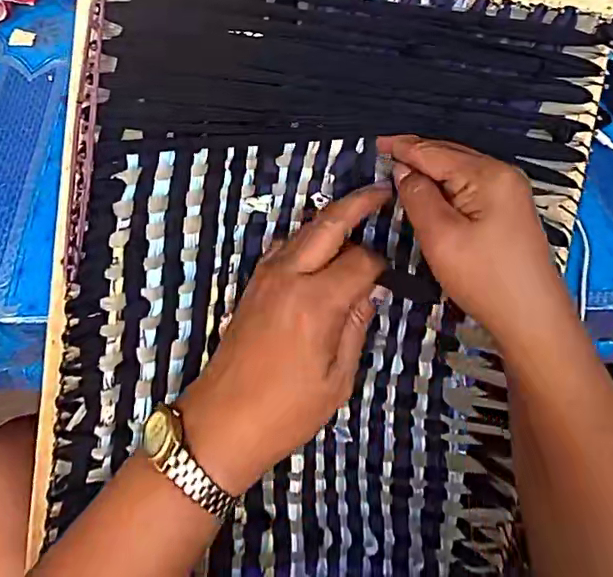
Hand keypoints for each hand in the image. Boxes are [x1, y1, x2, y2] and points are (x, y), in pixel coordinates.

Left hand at [175, 185, 389, 494]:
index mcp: (315, 302)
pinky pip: (286, 245)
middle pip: (328, 223)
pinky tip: (322, 247)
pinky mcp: (254, 281)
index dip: (381, 264)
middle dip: (358, 203)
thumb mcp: (336, 378)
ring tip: (358, 214)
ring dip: (331, 218)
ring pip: (305, 229)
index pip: (360, 261)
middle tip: (381, 191)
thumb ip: (355, 326)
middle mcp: (289, 276)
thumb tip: (369, 291)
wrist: (222, 421)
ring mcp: (267, 274)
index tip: (391, 275)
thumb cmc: (286, 411)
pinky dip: (309, 236)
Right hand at [379, 135, 574, 356]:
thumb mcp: (441, 237)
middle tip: (382, 154)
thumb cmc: (486, 279)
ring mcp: (509, 190)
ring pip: (458, 169)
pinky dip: (444, 184)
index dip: (403, 147)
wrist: (535, 321)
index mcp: (488, 174)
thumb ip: (418, 196)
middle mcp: (502, 173)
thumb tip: (403, 169)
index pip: (434, 152)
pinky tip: (428, 189)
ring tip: (398, 168)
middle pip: (448, 154)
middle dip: (415, 154)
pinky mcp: (508, 208)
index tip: (376, 143)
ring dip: (429, 169)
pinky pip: (468, 184)